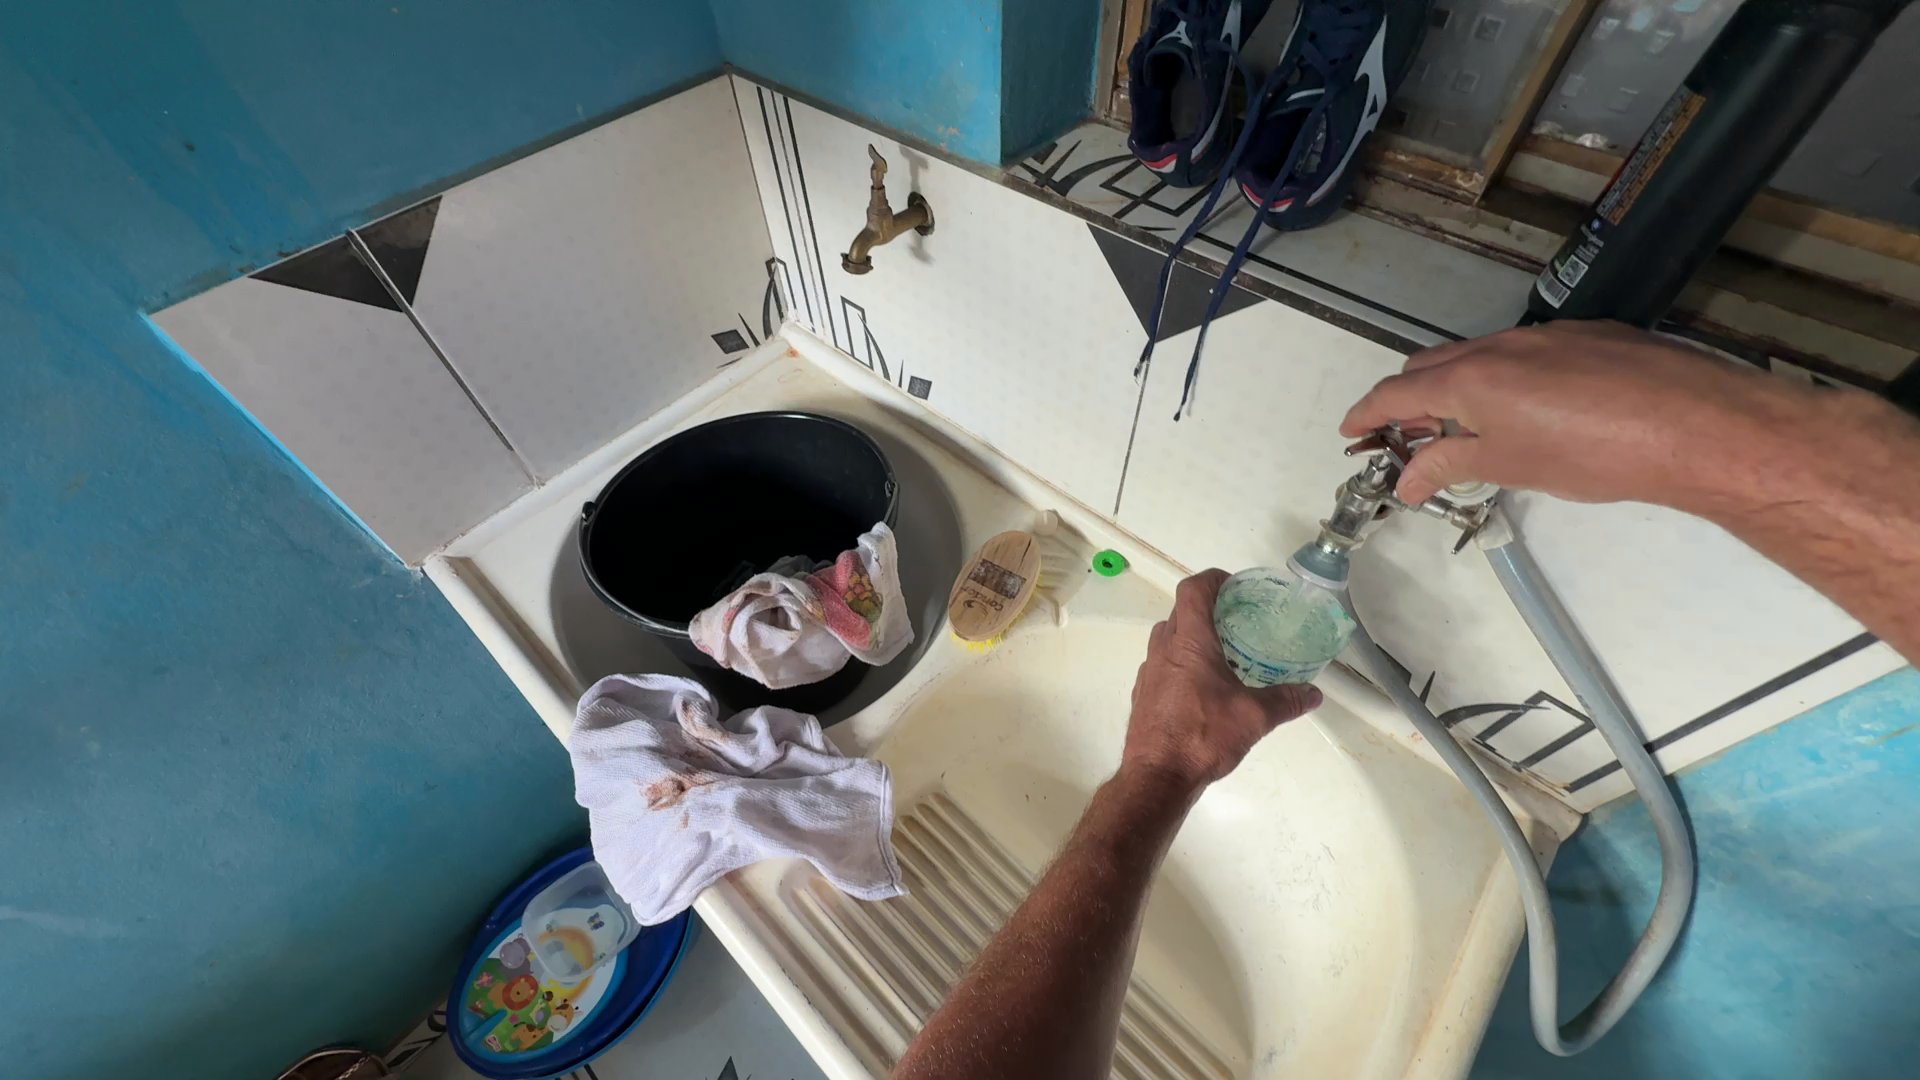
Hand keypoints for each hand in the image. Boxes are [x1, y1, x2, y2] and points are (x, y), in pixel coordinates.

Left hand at [1122, 570, 1321, 792]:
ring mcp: (1149, 670)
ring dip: (1192, 635)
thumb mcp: (1254, 716)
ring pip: (1168, 637)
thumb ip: (1286, 700)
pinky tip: (1202, 685)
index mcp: (1189, 642)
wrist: (1157, 774)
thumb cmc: (1202, 735)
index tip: (1233, 585)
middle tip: (1236, 619)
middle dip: (1206, 608)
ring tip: (1223, 652)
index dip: (1212, 579)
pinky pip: (1162, 663)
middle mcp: (1163, 649)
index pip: (1193, 590)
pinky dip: (1181, 660)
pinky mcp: (1144, 692)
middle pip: (1180, 611)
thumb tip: (1313, 693)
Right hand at [1339, 320, 1843, 513]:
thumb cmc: (1590, 455)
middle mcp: (1499, 346)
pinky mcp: (1592, 335)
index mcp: (1469, 378)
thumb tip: (1406, 483)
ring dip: (1452, 386)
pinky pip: (1522, 351)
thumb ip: (1446, 466)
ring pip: (1475, 354)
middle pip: (1427, 365)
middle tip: (1406, 436)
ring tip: (1464, 425)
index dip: (1365, 414)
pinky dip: (1500, 377)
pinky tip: (1529, 407)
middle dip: (1404, 398)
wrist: (1705, 429)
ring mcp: (1547, 335)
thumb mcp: (1506, 466)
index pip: (1395, 393)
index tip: (1349, 433)